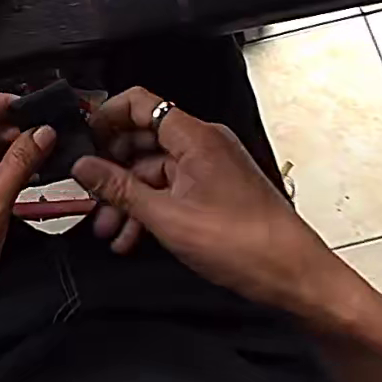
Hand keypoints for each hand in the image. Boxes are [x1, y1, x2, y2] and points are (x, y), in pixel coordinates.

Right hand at [70, 87, 368, 326]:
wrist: (296, 278)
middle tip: (90, 191)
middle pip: (141, 139)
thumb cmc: (247, 244)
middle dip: (111, 169)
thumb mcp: (166, 216)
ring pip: (152, 170)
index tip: (84, 137)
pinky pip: (169, 188)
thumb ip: (119, 188)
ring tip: (109, 227)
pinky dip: (148, 208)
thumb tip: (85, 167)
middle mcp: (202, 144)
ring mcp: (208, 166)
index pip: (140, 103)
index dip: (107, 116)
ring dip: (127, 197)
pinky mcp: (213, 189)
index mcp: (194, 136)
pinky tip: (132, 235)